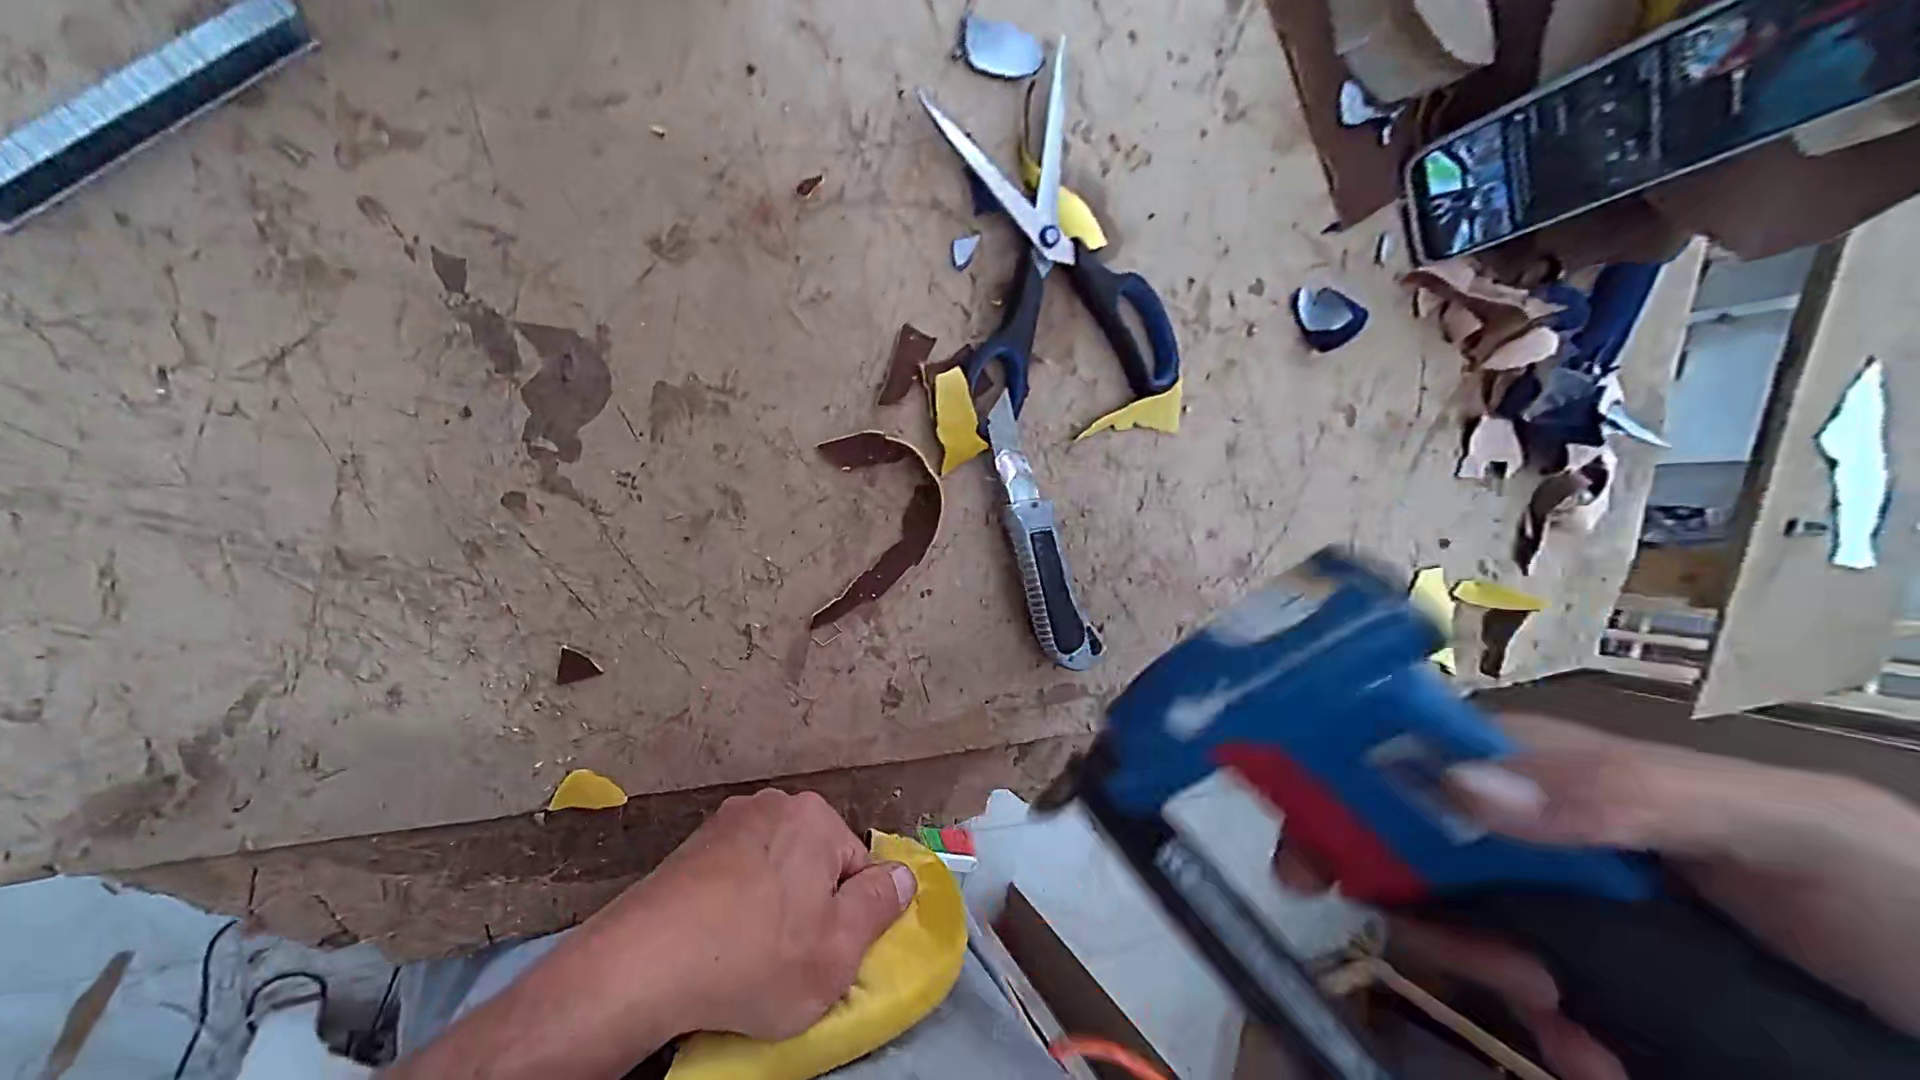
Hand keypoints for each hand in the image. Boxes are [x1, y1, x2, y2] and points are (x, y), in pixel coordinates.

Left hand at [607, 787, 919, 1039]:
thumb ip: (882, 904)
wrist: (641, 966)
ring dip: (772, 907)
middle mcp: (773, 806)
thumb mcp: (839, 948)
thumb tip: (903, 876)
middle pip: (815, 864)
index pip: (858, 868)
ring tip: (748, 956)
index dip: (850, 917)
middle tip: (790, 957)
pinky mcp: (689, 848)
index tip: (825, 950)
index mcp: (815, 817)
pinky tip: (717, 944)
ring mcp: (727, 823)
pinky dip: (734, 906)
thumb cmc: (753, 957)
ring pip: (774, 871)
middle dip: (811, 908)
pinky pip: (735, 877)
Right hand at [1276, 714, 1919, 1079]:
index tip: (1304, 845)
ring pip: (1454, 923)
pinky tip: (1592, 1051)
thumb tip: (1453, 784)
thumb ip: (1623, 791)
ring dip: (1476, 964)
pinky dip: (1539, 1031)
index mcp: (1555, 773)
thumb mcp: (1776, 827)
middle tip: (1458, 953)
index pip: (1420, 753)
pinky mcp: (1589, 982)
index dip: (1345, 782)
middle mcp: (1536, 830)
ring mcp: (1559, 909)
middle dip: (1410, 896)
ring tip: (1559, 1013)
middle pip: (1414, 844)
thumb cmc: (1891, 902)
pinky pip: (1520, 1000)